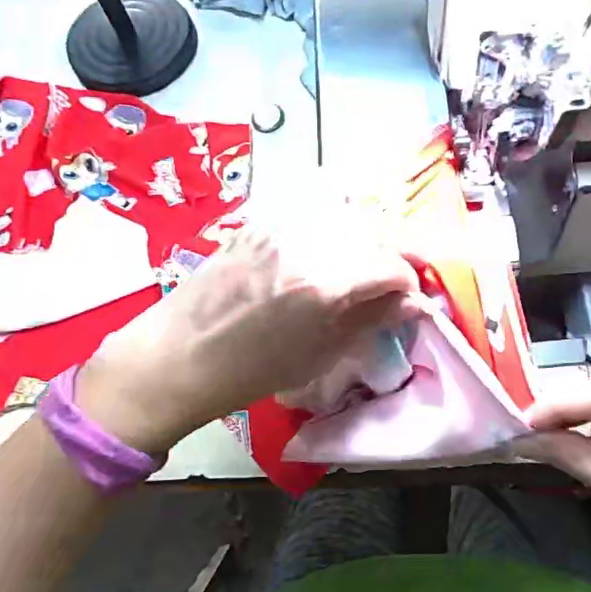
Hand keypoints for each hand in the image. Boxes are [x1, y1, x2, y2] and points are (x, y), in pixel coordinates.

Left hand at [75, 222, 414, 455]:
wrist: (176, 357)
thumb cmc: (249, 371)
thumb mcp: (320, 354)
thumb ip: (370, 320)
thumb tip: (414, 303)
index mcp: (324, 283)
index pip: (392, 265)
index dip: (407, 284)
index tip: (404, 302)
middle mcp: (306, 243)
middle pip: (371, 236)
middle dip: (382, 262)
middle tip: (376, 292)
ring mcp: (277, 227)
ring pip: (341, 222)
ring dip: (355, 246)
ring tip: (343, 278)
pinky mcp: (255, 223)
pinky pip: (307, 220)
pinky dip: (324, 238)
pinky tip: (311, 264)